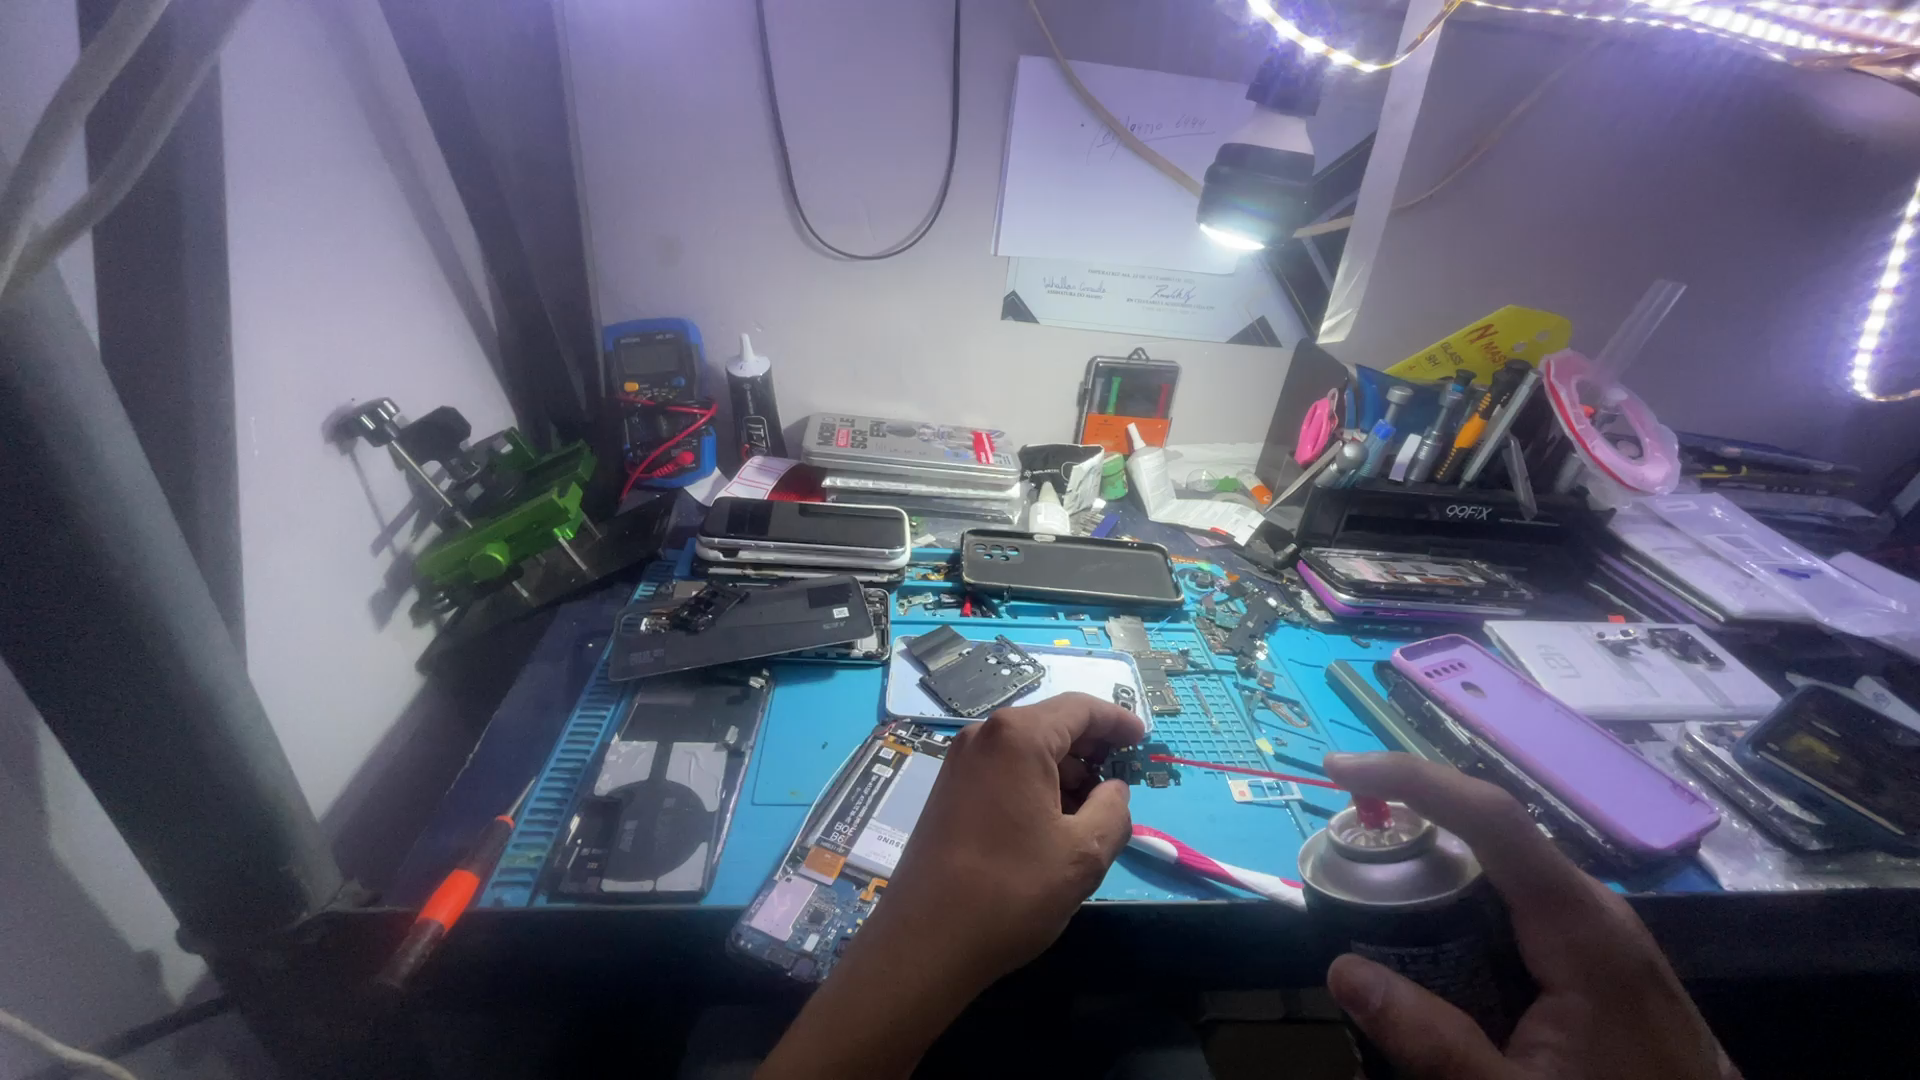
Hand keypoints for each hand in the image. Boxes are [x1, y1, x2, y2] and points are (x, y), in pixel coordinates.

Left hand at [757, 693, 1145, 1079]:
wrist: (925, 938)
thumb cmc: (1011, 890)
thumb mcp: (1083, 854)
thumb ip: (1113, 810)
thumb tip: (1113, 790)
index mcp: (1018, 736)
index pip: (1079, 708)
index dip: (1116, 720)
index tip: (1142, 739)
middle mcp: (983, 734)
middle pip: (1050, 723)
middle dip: (1090, 747)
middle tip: (1122, 779)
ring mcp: (960, 760)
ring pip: (1025, 747)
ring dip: (1063, 768)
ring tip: (1090, 809)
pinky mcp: (948, 787)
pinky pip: (1002, 767)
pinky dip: (1034, 781)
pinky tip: (1050, 819)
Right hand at [1320, 753, 1737, 1079]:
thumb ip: (1436, 1044)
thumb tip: (1341, 970)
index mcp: (1583, 930)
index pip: (1490, 816)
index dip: (1410, 777)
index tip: (1340, 768)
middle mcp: (1593, 910)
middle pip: (1488, 827)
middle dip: (1408, 810)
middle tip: (1343, 835)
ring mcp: (1597, 928)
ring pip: (1500, 859)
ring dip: (1431, 848)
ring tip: (1371, 873)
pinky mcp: (1592, 952)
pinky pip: (1514, 891)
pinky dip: (1458, 883)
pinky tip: (1430, 921)